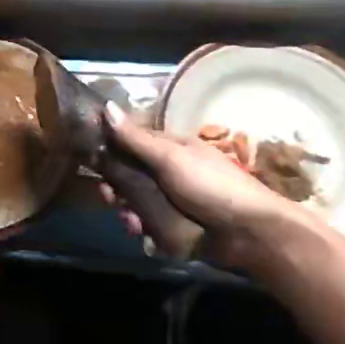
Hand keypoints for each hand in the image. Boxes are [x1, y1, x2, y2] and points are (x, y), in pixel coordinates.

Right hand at [105, 103, 325, 268]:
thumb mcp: (170, 158)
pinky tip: (146, 237)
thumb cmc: (211, 186)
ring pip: (136, 204)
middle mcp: (170, 172)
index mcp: (171, 148)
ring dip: (129, 213)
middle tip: (111, 200)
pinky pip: (150, 227)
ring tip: (134, 224)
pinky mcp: (177, 227)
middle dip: (116, 189)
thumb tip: (106, 106)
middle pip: (129, 176)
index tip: (93, 163)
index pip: (130, 142)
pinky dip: (145, 232)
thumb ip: (136, 138)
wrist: (251, 234)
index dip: (110, 151)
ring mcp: (174, 201)